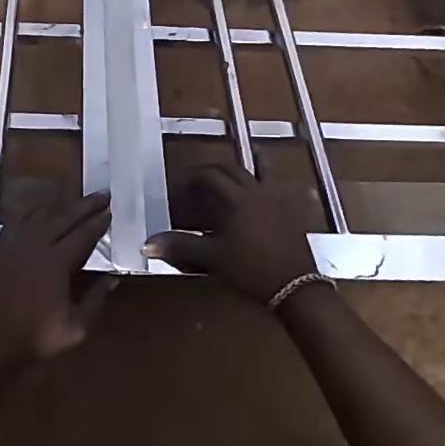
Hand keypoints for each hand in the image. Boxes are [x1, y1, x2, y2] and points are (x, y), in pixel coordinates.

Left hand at [0, 192, 114, 363]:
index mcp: (57, 262)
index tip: (110, 211)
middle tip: (102, 194)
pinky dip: (34, 212)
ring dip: (61, 206)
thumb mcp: (75, 329)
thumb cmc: (32, 337)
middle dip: (85, 206)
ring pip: (42, 215)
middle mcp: (37, 245)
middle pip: (65, 218)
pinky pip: (19, 221)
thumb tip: (112, 279)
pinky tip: (40, 212)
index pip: (83, 235)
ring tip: (76, 200)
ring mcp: (15, 244)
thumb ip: (95, 301)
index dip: (98, 223)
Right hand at [144, 165, 321, 304]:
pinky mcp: (294, 211)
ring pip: (264, 170)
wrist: (296, 286)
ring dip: (254, 163)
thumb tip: (148, 243)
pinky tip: (278, 189)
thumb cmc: (251, 268)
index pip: (210, 175)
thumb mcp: (213, 257)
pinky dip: (277, 183)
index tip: (181, 185)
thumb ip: (180, 246)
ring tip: (249, 158)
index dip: (193, 177)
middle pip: (233, 169)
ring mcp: (279, 199)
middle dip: (214, 170)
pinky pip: (286, 188)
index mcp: (237, 198)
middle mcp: (258, 191)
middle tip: (201, 179)